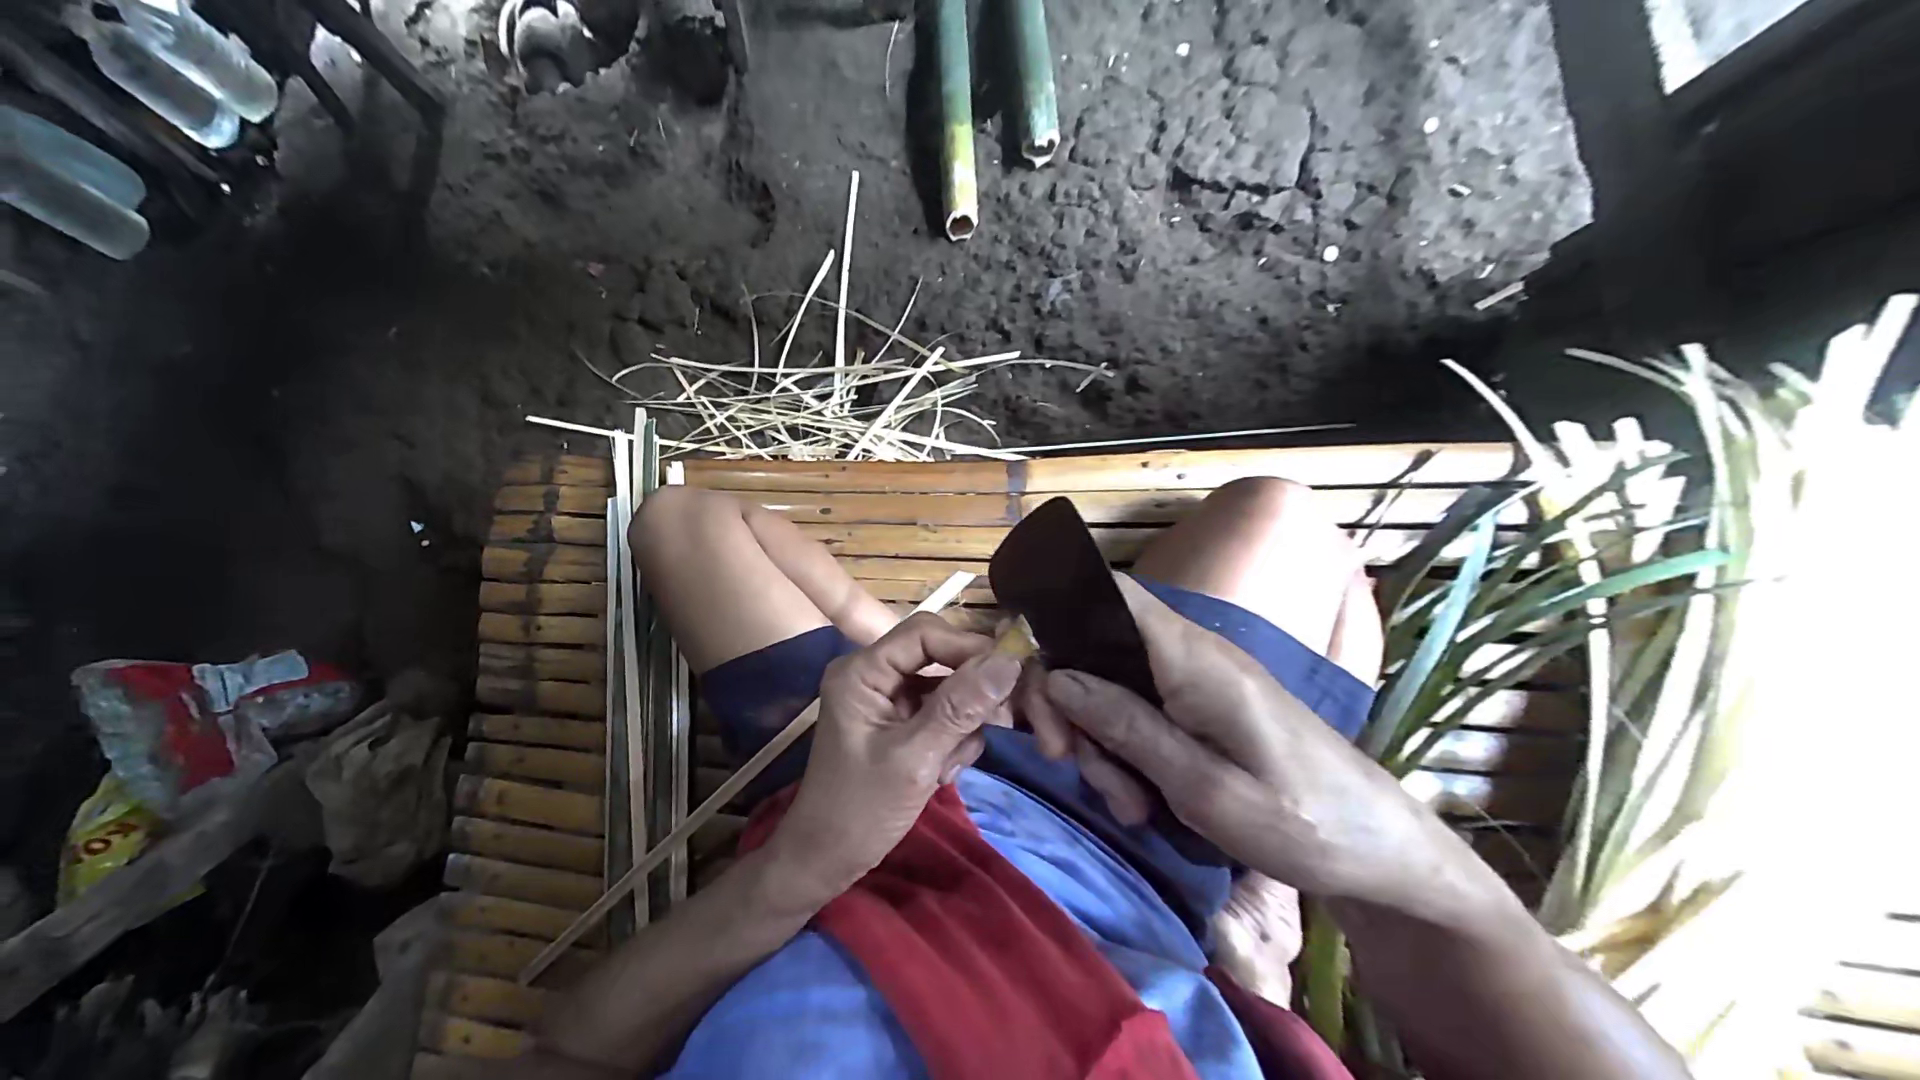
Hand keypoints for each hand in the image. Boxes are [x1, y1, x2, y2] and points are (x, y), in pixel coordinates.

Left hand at [764, 613, 1023, 901]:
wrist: (828, 860)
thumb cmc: (861, 810)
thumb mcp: (916, 758)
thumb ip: (961, 707)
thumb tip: (1009, 662)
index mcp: (862, 671)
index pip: (924, 634)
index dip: (969, 647)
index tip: (1010, 671)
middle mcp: (873, 673)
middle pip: (938, 656)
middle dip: (970, 689)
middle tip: (1001, 717)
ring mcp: (886, 698)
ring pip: (946, 685)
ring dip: (962, 722)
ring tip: (951, 764)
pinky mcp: (899, 721)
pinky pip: (942, 711)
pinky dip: (953, 737)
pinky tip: (943, 772)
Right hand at [1031, 575, 1506, 925]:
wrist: (1381, 850)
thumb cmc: (1304, 823)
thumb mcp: (1206, 790)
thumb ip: (1128, 728)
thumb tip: (1056, 677)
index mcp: (1193, 657)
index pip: (1109, 593)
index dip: (1056, 614)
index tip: (1030, 682)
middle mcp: (1189, 651)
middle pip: (1095, 645)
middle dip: (1067, 704)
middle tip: (1068, 765)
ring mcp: (1195, 676)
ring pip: (1111, 682)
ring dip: (1097, 738)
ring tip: (1125, 803)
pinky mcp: (1200, 701)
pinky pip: (1138, 706)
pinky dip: (1122, 745)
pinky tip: (1137, 796)